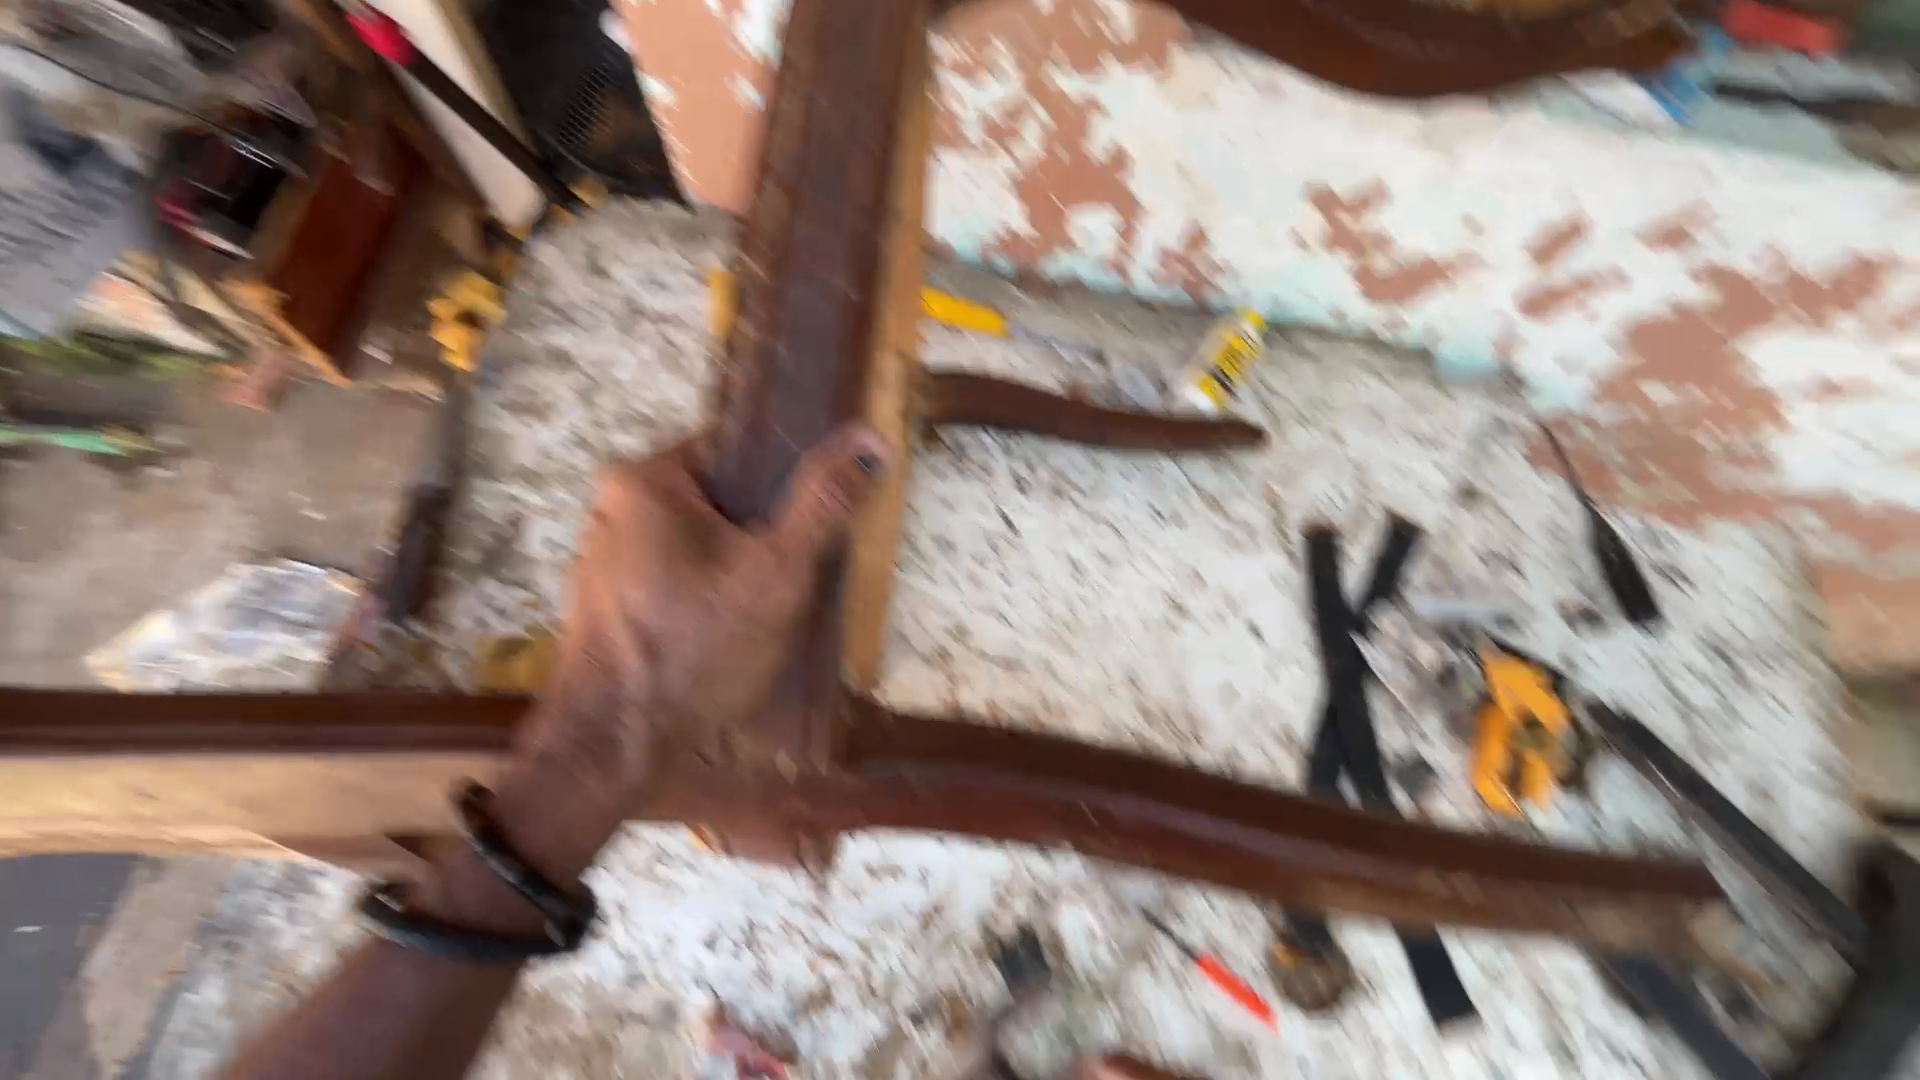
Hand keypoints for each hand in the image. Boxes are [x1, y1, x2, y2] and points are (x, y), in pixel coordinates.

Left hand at [523, 423, 890, 800]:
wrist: (611, 750)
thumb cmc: (696, 648)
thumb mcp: (777, 571)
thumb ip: (824, 501)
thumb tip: (869, 437)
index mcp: (644, 479)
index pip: (737, 453)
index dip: (786, 486)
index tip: (814, 526)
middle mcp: (613, 508)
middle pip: (720, 502)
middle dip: (763, 536)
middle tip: (796, 578)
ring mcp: (605, 559)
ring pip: (699, 545)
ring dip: (737, 570)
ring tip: (767, 612)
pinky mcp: (608, 604)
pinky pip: (676, 580)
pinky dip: (707, 597)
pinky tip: (728, 636)